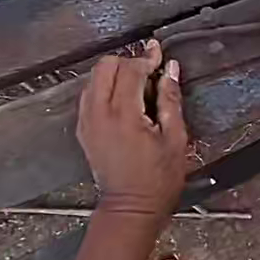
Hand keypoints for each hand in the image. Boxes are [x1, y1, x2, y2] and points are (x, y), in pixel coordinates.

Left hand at [76, 39, 189, 218]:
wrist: (131, 208)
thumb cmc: (158, 180)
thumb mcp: (175, 138)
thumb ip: (170, 99)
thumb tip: (170, 70)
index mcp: (123, 115)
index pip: (130, 70)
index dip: (146, 57)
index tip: (158, 52)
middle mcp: (99, 114)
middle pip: (105, 67)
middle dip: (127, 63)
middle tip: (148, 71)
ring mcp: (87, 122)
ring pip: (93, 79)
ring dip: (114, 74)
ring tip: (137, 86)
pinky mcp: (84, 131)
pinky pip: (88, 96)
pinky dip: (104, 89)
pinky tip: (122, 100)